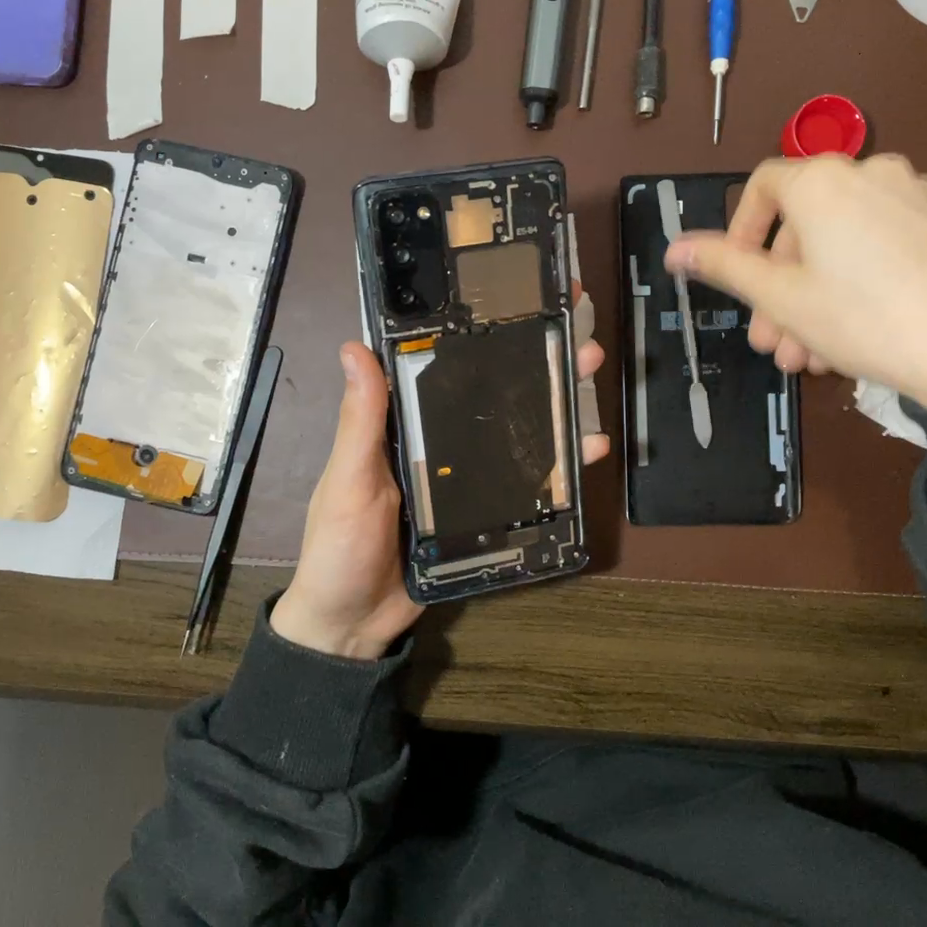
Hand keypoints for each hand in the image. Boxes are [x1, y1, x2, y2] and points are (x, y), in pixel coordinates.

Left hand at [273, 328, 609, 659]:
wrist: (353, 626)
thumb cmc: (339, 549)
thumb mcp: (349, 482)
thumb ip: (359, 423)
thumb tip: (353, 347)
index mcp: (396, 426)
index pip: (434, 368)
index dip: (470, 334)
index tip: (508, 301)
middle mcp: (432, 442)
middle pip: (486, 394)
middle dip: (528, 361)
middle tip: (570, 333)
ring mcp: (460, 478)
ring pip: (512, 432)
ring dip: (550, 402)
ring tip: (586, 372)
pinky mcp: (481, 513)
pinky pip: (522, 483)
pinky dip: (555, 466)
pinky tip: (586, 449)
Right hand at [664, 155, 926, 413]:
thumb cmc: (865, 318)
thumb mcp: (780, 297)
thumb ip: (724, 265)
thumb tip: (674, 247)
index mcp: (823, 182)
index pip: (762, 186)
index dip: (739, 232)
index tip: (737, 278)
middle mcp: (871, 175)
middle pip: (802, 226)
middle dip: (776, 288)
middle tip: (770, 341)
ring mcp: (917, 198)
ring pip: (840, 245)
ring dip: (812, 298)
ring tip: (808, 355)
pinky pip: (881, 249)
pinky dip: (855, 286)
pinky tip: (852, 340)